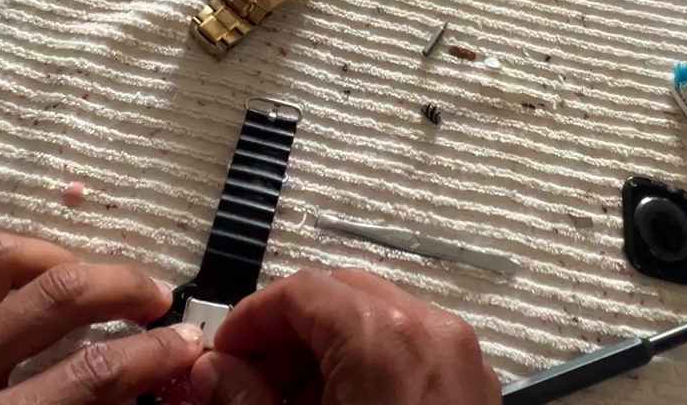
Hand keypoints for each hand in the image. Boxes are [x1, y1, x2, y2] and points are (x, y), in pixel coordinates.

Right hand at [188, 269, 498, 404]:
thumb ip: (248, 402)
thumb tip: (213, 373)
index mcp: (384, 336)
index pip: (301, 292)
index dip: (251, 319)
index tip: (221, 356)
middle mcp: (428, 328)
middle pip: (338, 296)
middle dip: (286, 334)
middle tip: (248, 383)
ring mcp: (459, 353)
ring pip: (373, 317)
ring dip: (324, 349)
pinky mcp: (473, 384)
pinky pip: (406, 345)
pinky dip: (365, 364)